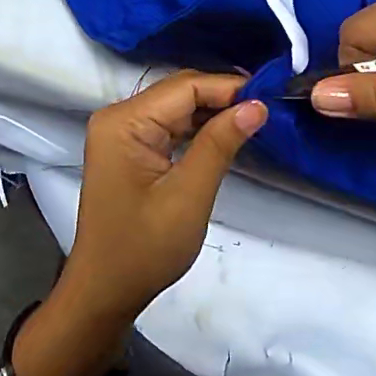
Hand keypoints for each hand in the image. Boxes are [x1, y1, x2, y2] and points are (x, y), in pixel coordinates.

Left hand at [60, 72, 266, 321]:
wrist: (106, 289)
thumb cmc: (144, 248)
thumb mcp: (189, 196)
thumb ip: (220, 144)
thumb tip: (255, 105)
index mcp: (124, 121)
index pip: (183, 87)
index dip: (227, 87)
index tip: (270, 95)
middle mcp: (118, 117)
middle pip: (178, 92)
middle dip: (222, 96)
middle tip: (267, 106)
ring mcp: (120, 132)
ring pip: (175, 107)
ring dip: (212, 111)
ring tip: (254, 117)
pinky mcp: (128, 148)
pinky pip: (167, 125)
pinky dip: (196, 128)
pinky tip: (225, 132)